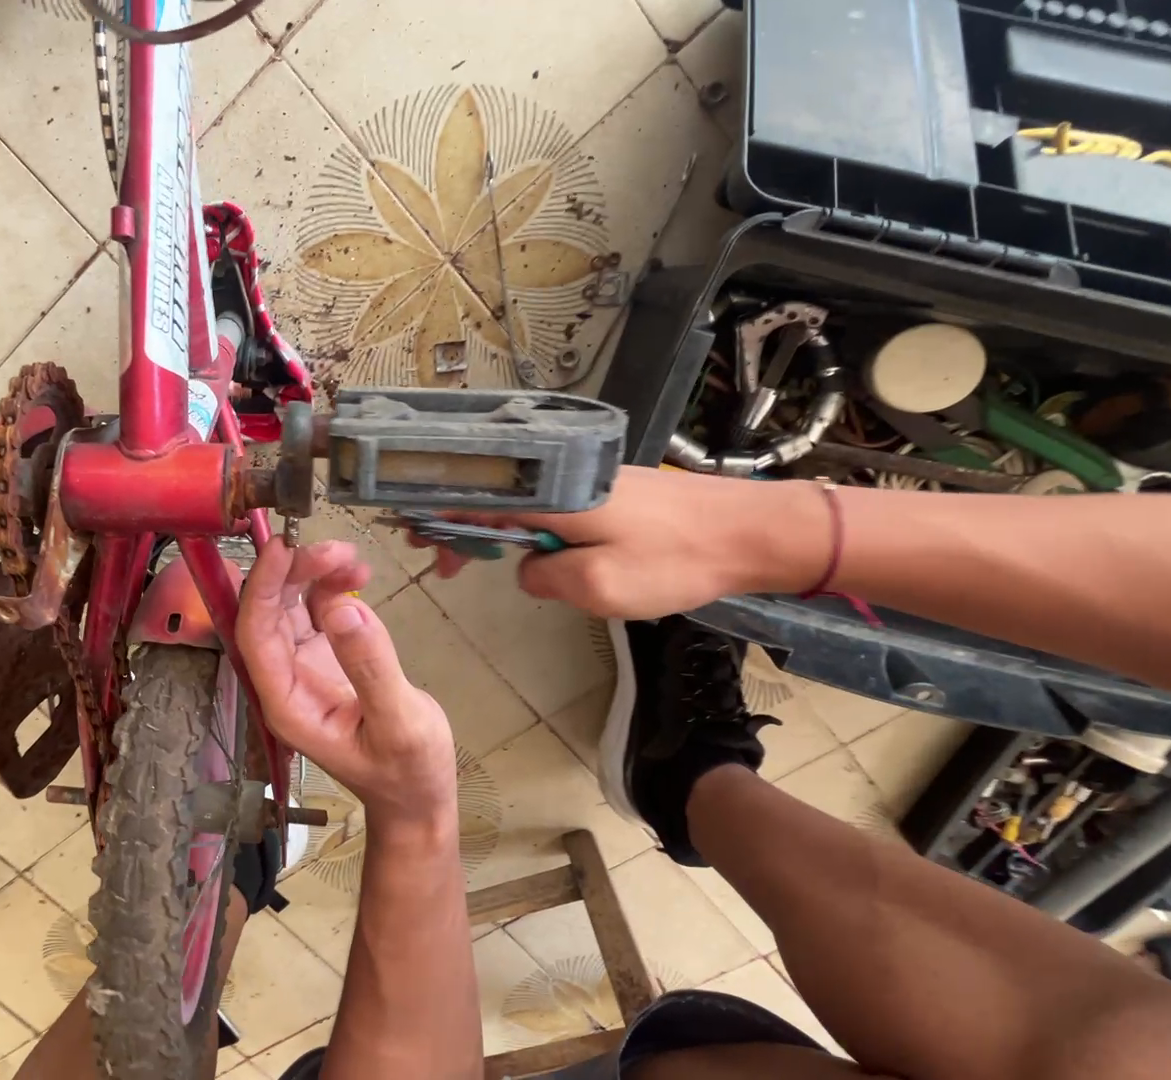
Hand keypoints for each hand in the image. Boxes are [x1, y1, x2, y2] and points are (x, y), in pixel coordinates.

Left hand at [236, 540, 455, 825]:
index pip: (256, 634)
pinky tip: (357, 575)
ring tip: (352, 557)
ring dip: (313, 574)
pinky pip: (316, 611)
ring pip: (290, 605)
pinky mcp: (326, 658)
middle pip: (270, 612)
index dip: (263, 587)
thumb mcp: (399, 723)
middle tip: (336, 548)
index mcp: (286, 702)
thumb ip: (371, 667)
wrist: (418, 797)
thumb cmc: (408, 773)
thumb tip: (343, 608)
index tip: (283, 548)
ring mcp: (303, 666)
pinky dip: (331, 587)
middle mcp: (285, 679)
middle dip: (294, 572)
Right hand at [425, 466, 827, 617]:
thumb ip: (544, 577)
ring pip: (519, 501)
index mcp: (552, 492)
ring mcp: (586, 480)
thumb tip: (527, 568)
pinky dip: (523, 526)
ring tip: (474, 560)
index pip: (476, 494)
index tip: (418, 539)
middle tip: (443, 561)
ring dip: (491, 528)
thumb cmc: (674, 559)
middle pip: (491, 493)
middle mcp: (562, 476)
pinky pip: (547, 505)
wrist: (752, 532)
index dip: (439, 514)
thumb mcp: (599, 586)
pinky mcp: (606, 491)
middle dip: (458, 524)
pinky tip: (525, 550)